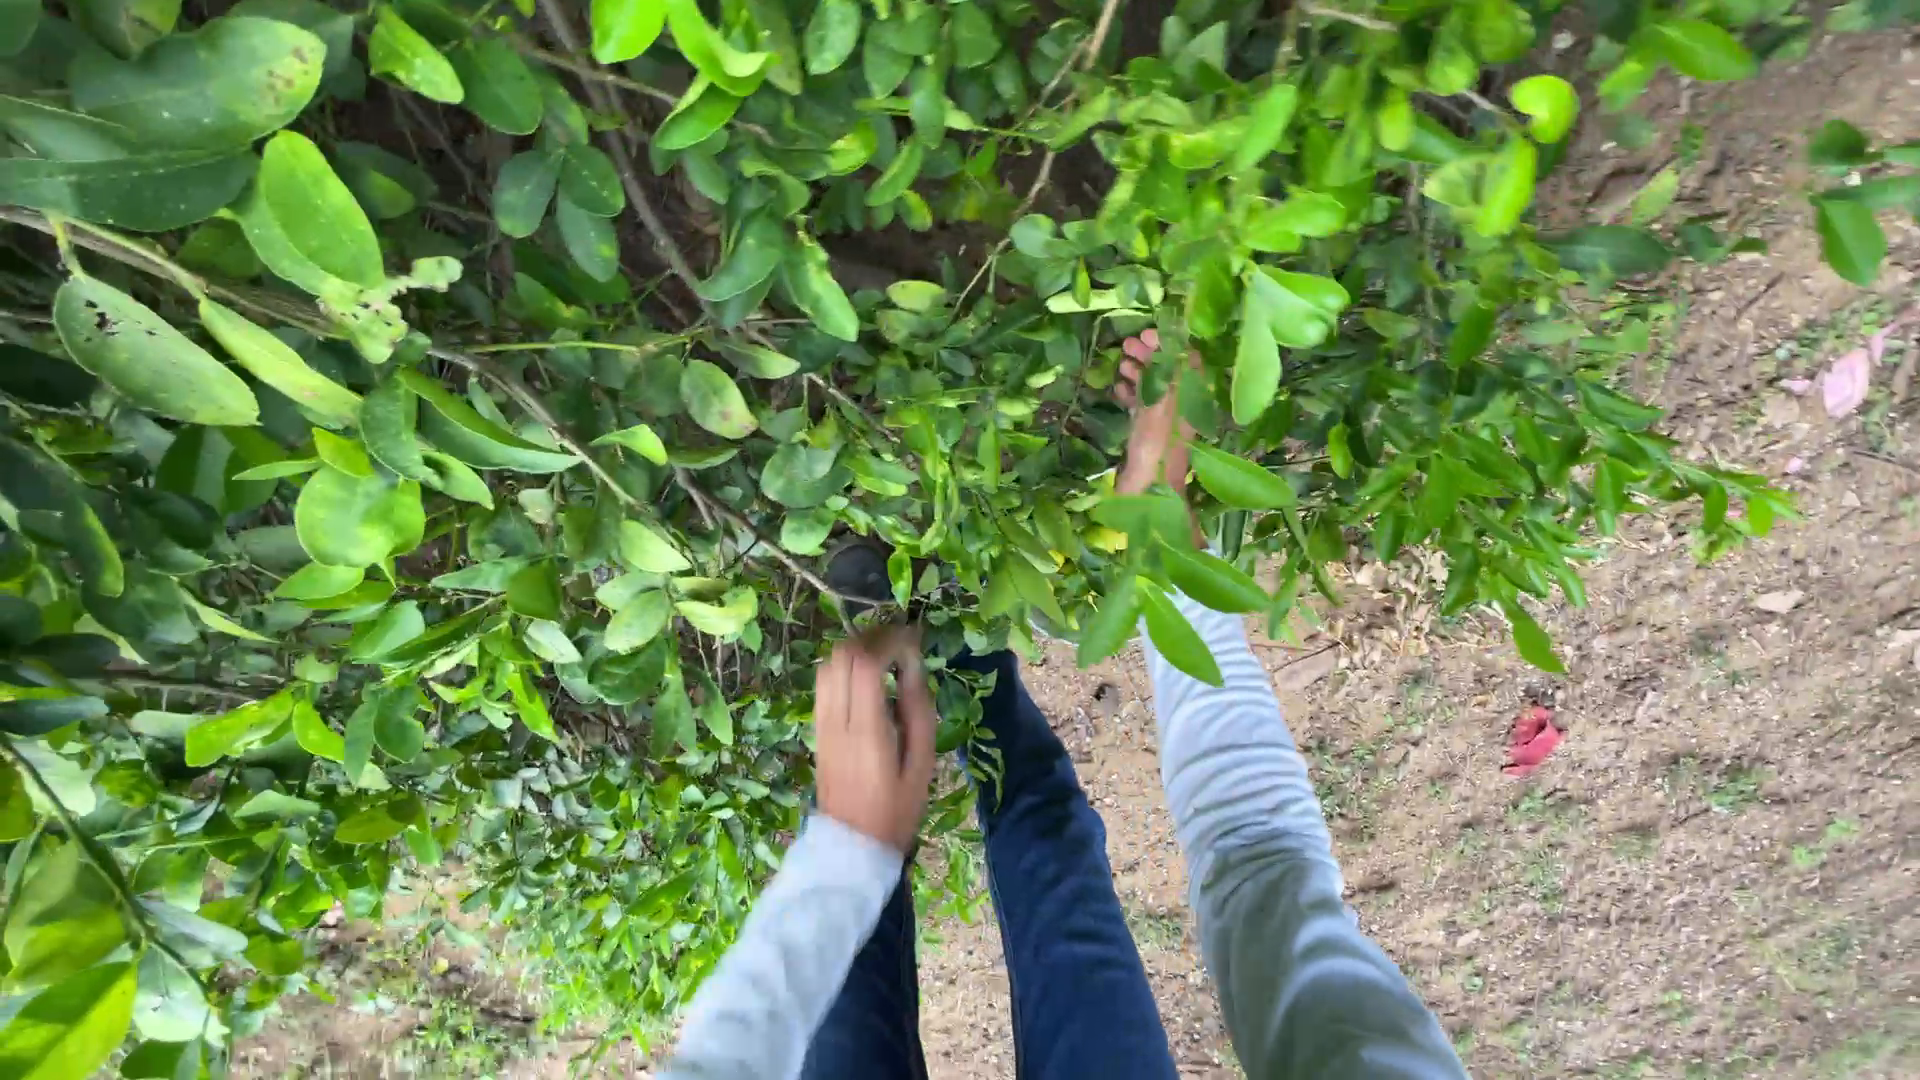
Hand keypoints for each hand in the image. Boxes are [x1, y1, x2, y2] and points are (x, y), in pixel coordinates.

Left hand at [813, 627, 936, 852]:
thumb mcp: (923, 764)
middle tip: (898, 640)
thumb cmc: (897, 809)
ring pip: (826, 665)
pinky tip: (865, 675)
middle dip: (870, 638)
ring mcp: (821, 725)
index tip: (912, 637)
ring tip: (882, 653)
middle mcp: (837, 722)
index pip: (866, 665)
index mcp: (867, 732)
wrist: (852, 847)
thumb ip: (919, 711)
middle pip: (841, 657)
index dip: (888, 640)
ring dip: (854, 649)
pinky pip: (823, 683)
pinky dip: (843, 667)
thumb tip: (913, 665)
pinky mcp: (816, 729)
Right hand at [1114, 329, 1195, 497]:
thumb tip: (1169, 342)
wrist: (1148, 491)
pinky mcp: (1147, 434)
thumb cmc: (1156, 446)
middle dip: (1149, 354)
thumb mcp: (1163, 403)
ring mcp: (1163, 420)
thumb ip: (1168, 373)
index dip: (1167, 343)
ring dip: (1137, 372)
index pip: (1185, 359)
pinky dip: (1129, 394)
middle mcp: (1179, 405)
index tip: (1145, 333)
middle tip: (1126, 344)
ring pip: (1152, 387)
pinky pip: (1140, 407)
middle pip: (1167, 370)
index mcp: (1189, 397)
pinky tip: (1117, 388)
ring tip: (1120, 363)